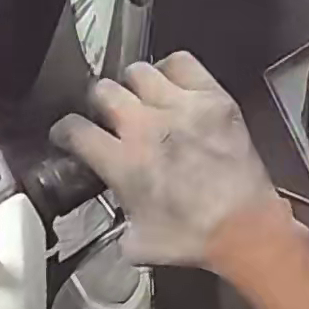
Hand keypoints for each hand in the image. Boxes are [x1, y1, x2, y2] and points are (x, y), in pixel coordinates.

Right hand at [50, 52, 295, 270]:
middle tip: (107, 117)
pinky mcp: (213, 97)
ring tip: (139, 101)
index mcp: (122, 163)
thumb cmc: (191, 239)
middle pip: (102, 91)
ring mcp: (180, 106)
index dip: (63, 132)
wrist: (244, 228)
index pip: (74, 130)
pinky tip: (170, 88)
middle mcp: (145, 126)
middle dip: (97, 105)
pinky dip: (170, 70)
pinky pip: (181, 63)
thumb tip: (116, 222)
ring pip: (137, 71)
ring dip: (132, 86)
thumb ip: (116, 228)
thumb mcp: (137, 245)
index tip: (67, 136)